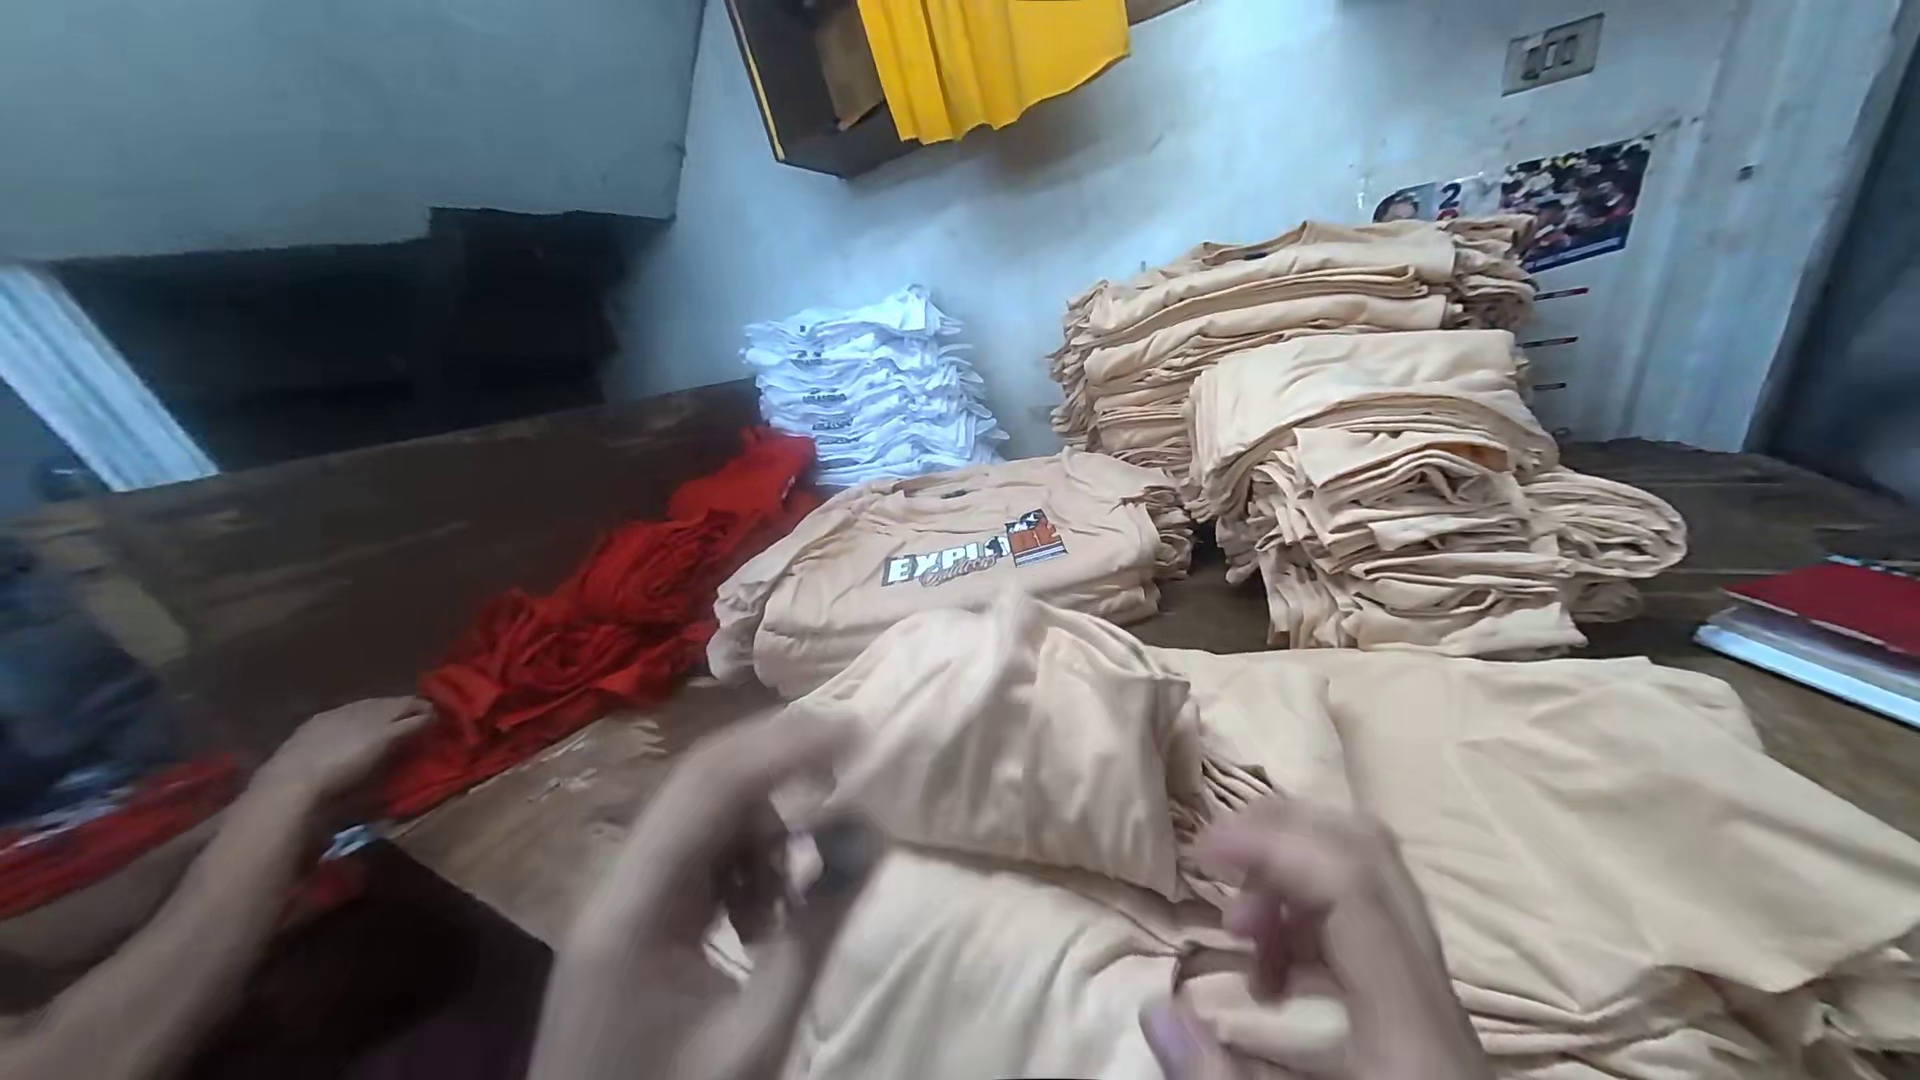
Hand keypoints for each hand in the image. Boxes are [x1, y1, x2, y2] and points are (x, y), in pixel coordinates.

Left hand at [251, 696, 432, 805]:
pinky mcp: (307, 734)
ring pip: (365, 713)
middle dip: (403, 713)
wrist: (287, 786)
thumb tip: (435, 713)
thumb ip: (412, 725)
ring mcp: (328, 719)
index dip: (425, 709)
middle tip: (418, 727)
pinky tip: (354, 740)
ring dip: (380, 721)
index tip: (439, 721)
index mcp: (373, 706)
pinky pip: (342, 724)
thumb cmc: (345, 764)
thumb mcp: (385, 742)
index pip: (408, 701)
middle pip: (387, 705)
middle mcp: (352, 707)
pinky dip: (356, 729)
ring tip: (389, 734)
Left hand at [529, 708, 872, 1079]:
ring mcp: (624, 897)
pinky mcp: (639, 914)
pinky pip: (703, 852)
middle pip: (702, 782)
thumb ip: (817, 930)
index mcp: (633, 910)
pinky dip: (750, 858)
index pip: (712, 791)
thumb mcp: (758, 1036)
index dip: (786, 749)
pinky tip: (769, 912)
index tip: (855, 733)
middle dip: (780, 757)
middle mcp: (619, 884)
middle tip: (850, 748)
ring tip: (804, 877)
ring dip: (767, 820)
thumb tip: (873, 838)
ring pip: (705, 812)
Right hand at [1141, 798, 1488, 1079]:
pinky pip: (1357, 904)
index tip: (1201, 852)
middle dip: (1276, 834)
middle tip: (1217, 864)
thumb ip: (1219, 1078)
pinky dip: (1297, 906)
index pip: (1351, 884)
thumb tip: (1154, 1006)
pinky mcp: (1412, 993)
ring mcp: (1427, 983)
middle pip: (1364, 848)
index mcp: (1413, 1025)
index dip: (1270, 845)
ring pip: (1361, 864)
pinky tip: (1269, 958)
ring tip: (1240, 928)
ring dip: (1283, 869)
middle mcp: (1430, 987)